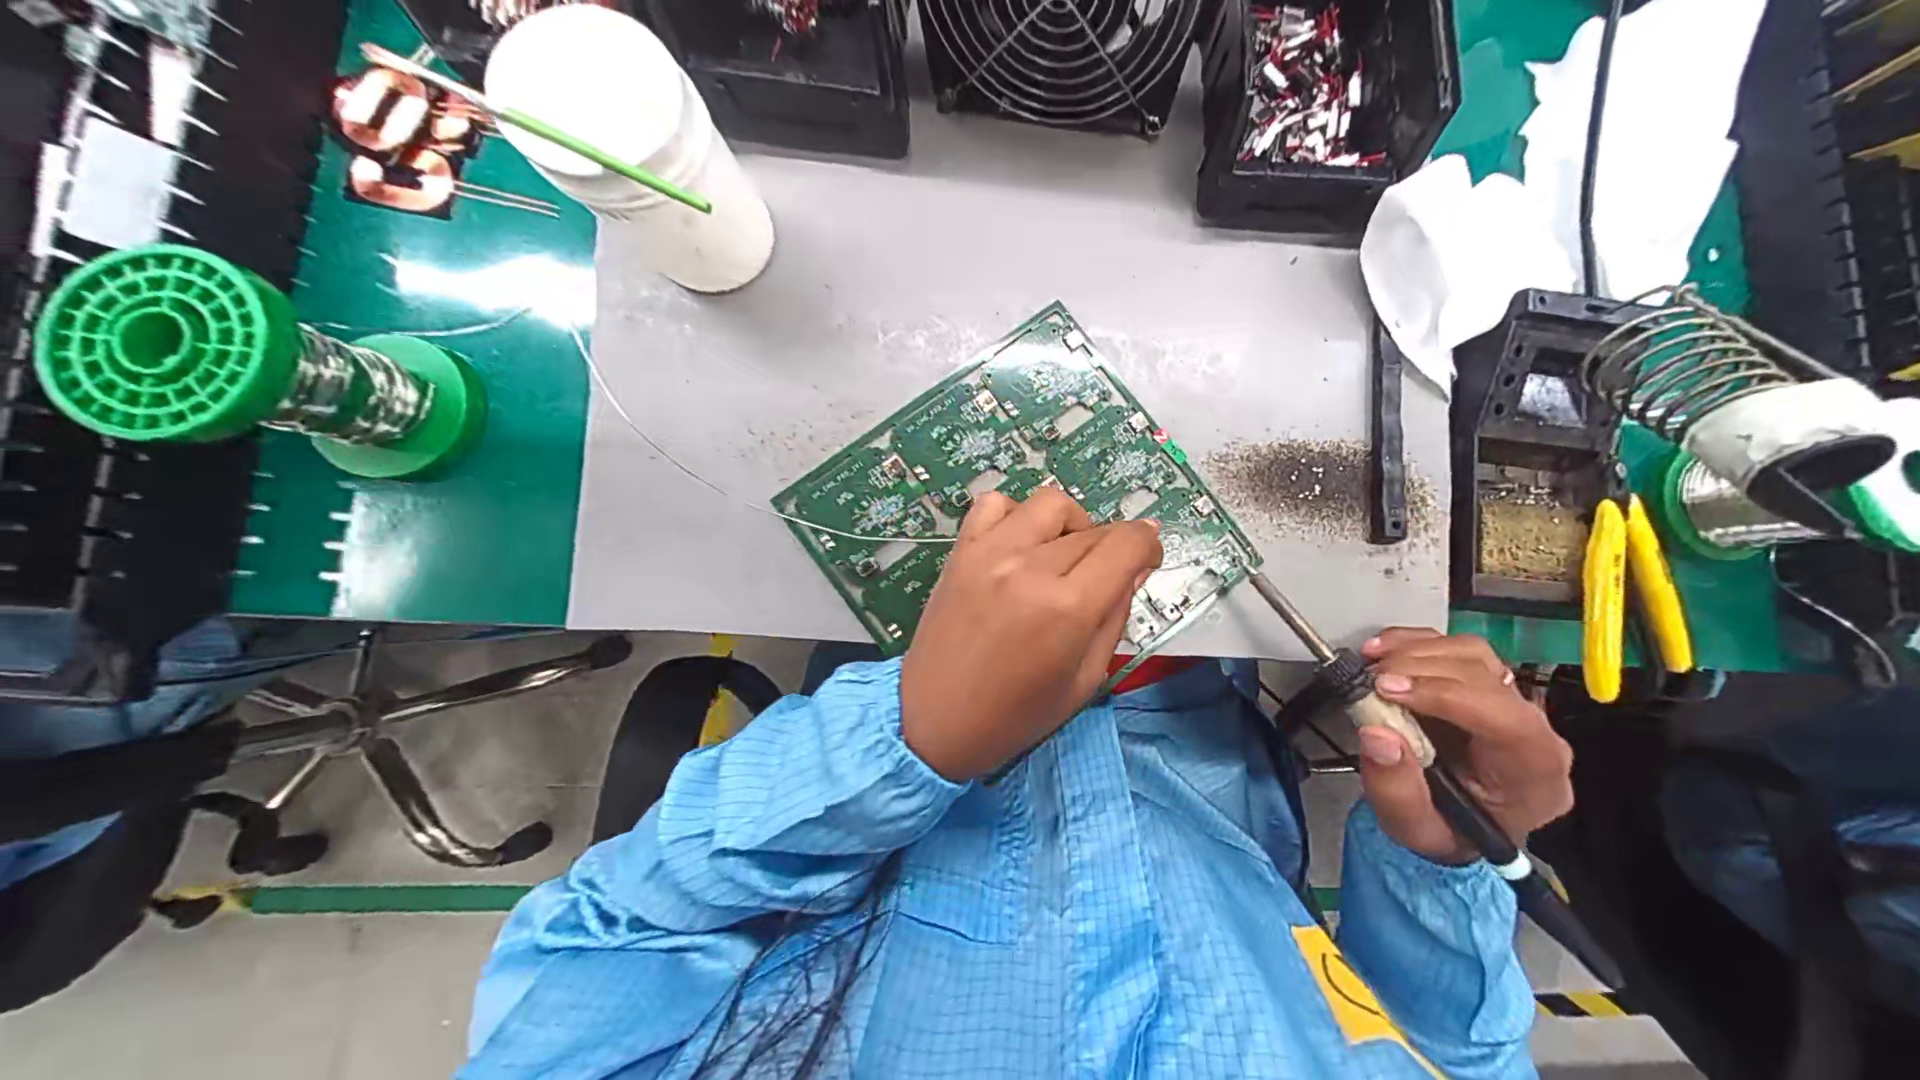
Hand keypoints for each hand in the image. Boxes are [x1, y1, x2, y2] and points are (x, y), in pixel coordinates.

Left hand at [900, 490, 1162, 781]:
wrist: (935, 722)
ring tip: (1062, 557)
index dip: (1149, 546)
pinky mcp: (960, 552)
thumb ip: (1115, 617)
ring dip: (1070, 524)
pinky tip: (1019, 544)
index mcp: (1068, 607)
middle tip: (1101, 580)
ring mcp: (990, 553)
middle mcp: (1030, 568)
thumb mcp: (1085, 680)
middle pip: (1094, 529)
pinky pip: (994, 503)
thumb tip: (1135, 568)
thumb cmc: (1014, 716)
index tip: (1146, 559)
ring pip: (1050, 504)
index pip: (1128, 544)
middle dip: (1112, 550)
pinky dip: (1016, 514)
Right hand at [1354, 629, 1573, 863]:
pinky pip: (1455, 648)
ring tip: (1371, 666)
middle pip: (1487, 678)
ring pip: (1472, 654)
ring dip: (1415, 651)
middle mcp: (1533, 733)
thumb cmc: (1444, 829)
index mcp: (1532, 776)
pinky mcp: (1482, 683)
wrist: (1453, 823)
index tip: (1389, 690)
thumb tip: (1377, 734)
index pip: (1508, 720)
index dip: (1448, 695)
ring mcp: (1510, 702)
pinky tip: (1382, 650)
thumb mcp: (1414, 829)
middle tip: (1369, 682)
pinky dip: (1414, 642)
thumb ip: (1396, 790)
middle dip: (1418, 670)